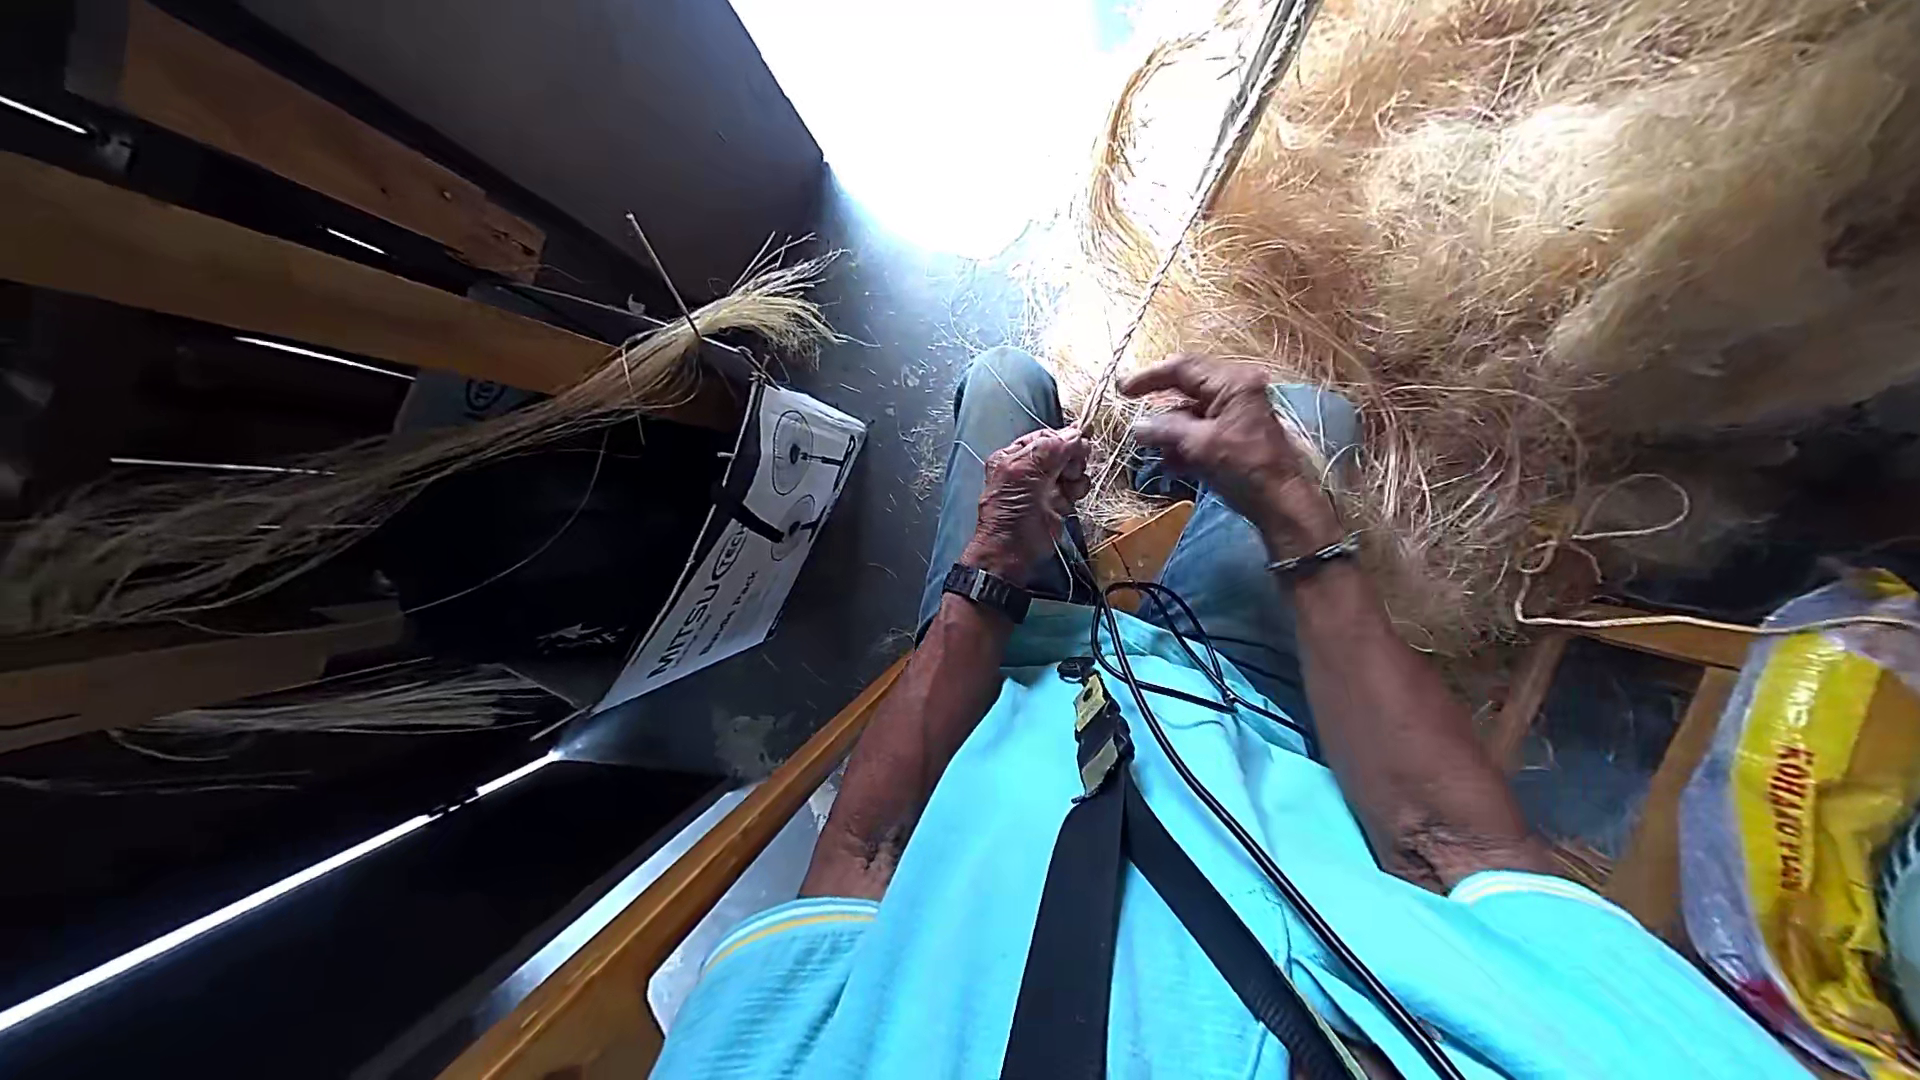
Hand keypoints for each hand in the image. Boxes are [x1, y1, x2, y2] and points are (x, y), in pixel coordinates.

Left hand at [962, 427, 1090, 581]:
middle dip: (1071, 458)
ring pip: (1072, 469)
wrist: (1014, 551)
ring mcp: (1045, 486)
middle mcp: (1030, 469)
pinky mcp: (1059, 502)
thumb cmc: (1012, 511)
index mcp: (1014, 457)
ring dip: (1076, 477)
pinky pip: (1076, 488)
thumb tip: (1075, 433)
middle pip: (1062, 452)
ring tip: (1069, 487)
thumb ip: (1049, 449)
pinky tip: (1069, 500)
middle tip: (1071, 470)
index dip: (1063, 438)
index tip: (1080, 442)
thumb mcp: (1023, 473)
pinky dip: (1077, 491)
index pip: (1045, 437)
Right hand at [1118, 354, 1341, 555]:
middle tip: (1131, 413)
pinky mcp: (1230, 435)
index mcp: (1232, 383)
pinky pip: (1197, 431)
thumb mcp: (1200, 445)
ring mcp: (1232, 414)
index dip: (1148, 376)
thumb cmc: (1244, 467)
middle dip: (1157, 407)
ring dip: (1167, 430)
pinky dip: (1180, 444)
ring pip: (1188, 413)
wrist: (1278, 501)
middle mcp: (1233, 391)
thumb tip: (1137, 427)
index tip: (1122, 389)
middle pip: (1184, 389)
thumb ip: (1165, 430)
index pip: (1182, 368)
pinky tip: (1168, 461)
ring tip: (1150, 447)